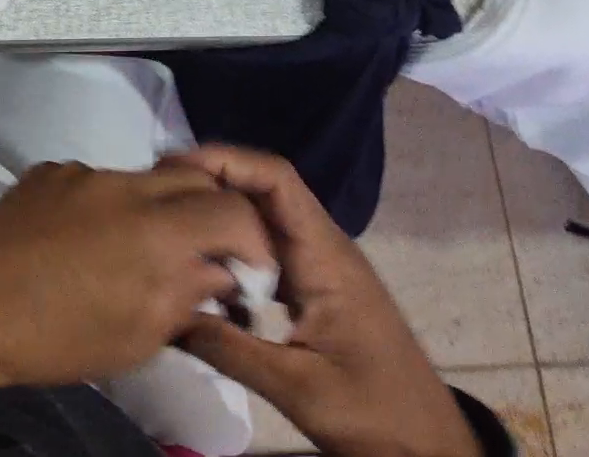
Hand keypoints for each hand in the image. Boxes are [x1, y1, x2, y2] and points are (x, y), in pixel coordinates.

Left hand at [0, 161, 273, 413]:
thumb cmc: (59, 336)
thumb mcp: (139, 334)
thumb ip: (187, 293)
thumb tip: (215, 269)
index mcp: (154, 228)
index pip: (230, 209)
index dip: (251, 238)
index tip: (246, 267)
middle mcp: (120, 184)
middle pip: (190, 178)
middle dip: (210, 211)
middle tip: (203, 250)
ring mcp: (77, 172)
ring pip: (138, 178)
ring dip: (153, 208)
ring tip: (135, 250)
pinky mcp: (43, 172)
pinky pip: (92, 181)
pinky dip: (105, 205)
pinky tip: (83, 240)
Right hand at [171, 146, 483, 456]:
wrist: (432, 454)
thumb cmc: (376, 417)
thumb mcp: (296, 388)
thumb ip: (226, 347)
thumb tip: (162, 312)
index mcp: (326, 257)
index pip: (277, 179)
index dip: (225, 161)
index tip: (173, 169)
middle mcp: (323, 249)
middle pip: (261, 191)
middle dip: (209, 184)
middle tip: (157, 195)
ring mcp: (319, 267)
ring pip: (260, 220)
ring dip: (217, 215)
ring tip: (168, 223)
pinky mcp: (312, 288)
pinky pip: (265, 249)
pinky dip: (229, 248)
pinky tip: (200, 271)